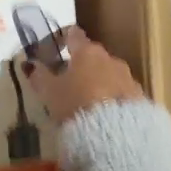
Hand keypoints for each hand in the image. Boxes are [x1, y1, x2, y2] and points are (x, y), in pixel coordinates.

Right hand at [22, 26, 143, 127]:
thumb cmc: (76, 105)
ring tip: (87, 103)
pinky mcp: (141, 99)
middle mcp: (110, 59)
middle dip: (82, 66)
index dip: (63, 38)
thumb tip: (29, 63)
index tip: (55, 47)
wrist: (118, 135)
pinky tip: (105, 115)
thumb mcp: (50, 93)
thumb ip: (39, 76)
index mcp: (87, 52)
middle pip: (93, 56)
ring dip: (99, 83)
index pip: (73, 35)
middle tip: (68, 82)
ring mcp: (128, 78)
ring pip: (109, 75)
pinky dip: (112, 99)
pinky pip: (121, 93)